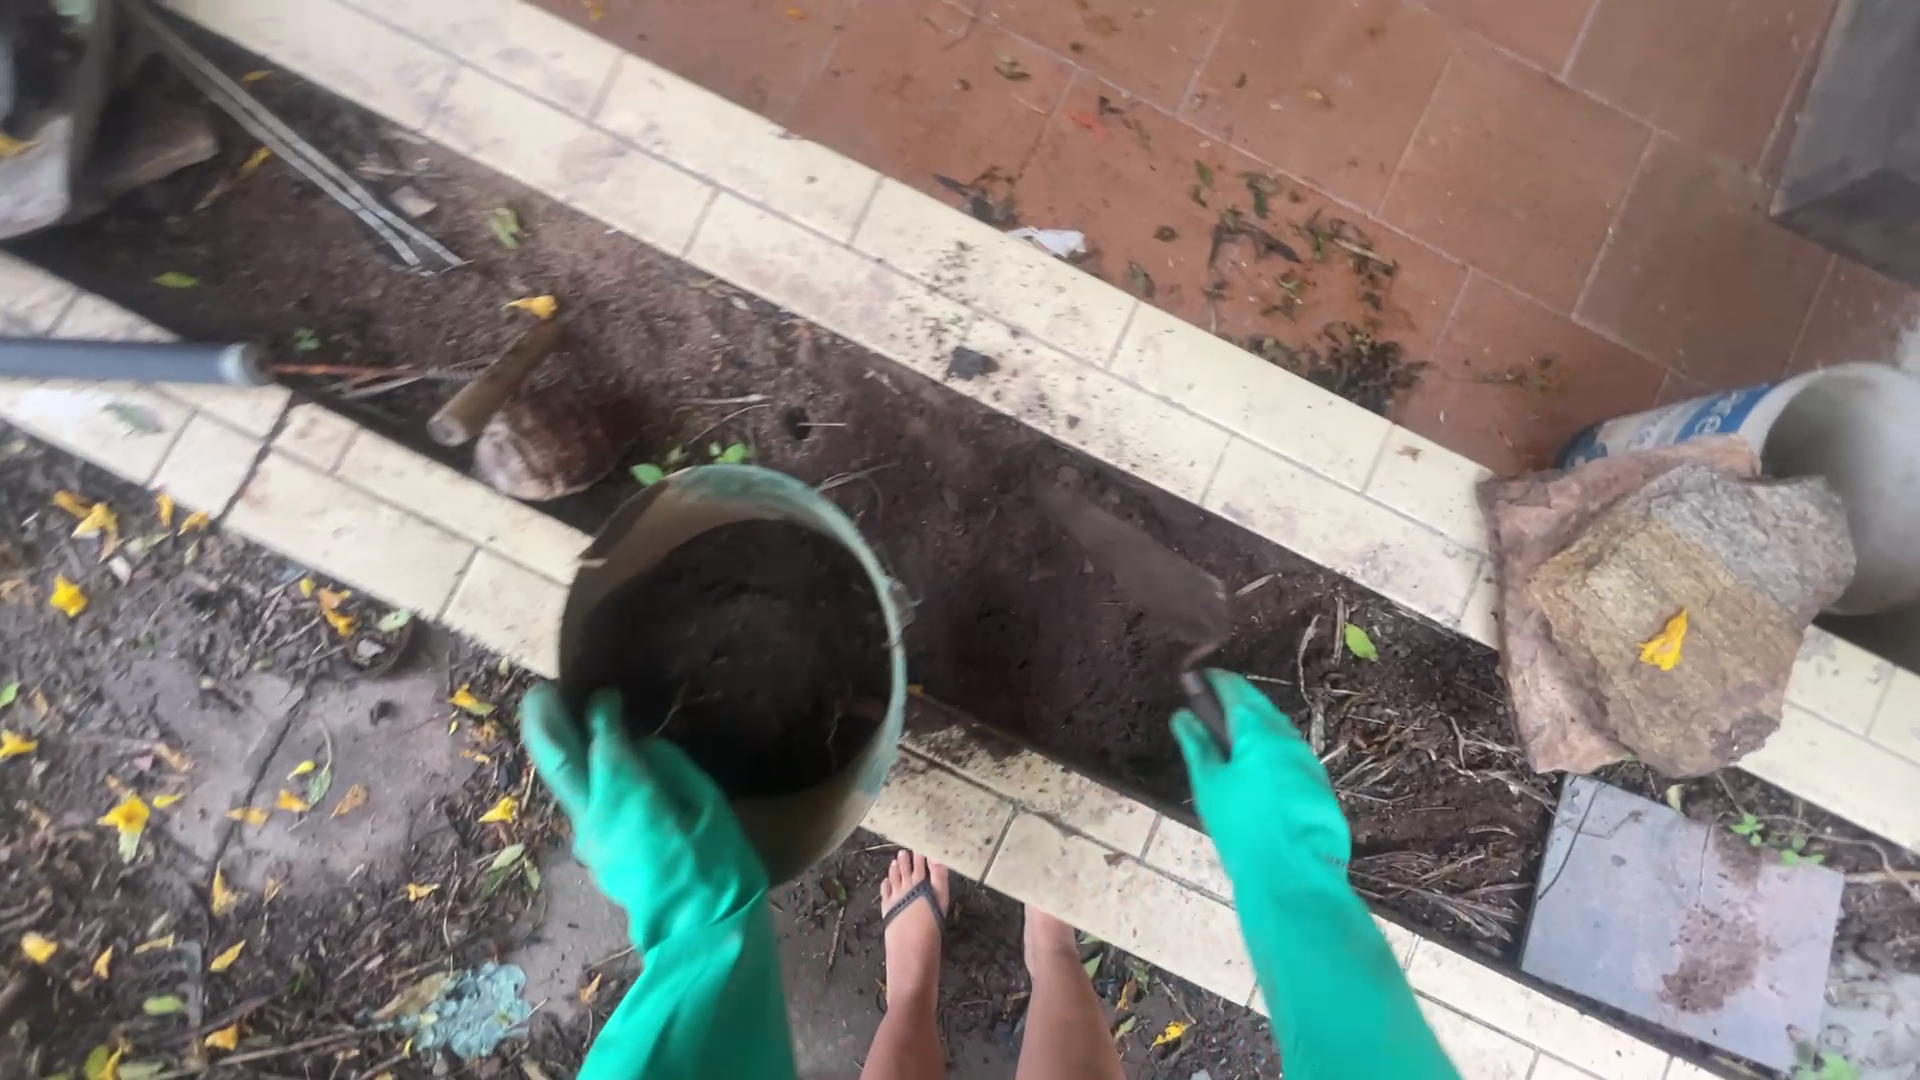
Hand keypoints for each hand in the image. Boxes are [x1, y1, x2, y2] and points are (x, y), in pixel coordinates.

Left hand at [520, 683, 767, 949]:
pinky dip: (579, 775)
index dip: (602, 715)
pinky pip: (584, 803)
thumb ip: (671, 768)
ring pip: (566, 785)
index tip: (605, 693)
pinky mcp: (596, 854)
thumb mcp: (709, 805)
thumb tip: (642, 746)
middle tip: (538, 691)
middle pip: (561, 764)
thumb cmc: (717, 864)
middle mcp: (597, 818)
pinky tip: (588, 762)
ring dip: (555, 748)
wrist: (701, 931)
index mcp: (629, 800)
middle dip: (546, 724)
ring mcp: (591, 841)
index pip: (605, 746)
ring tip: (553, 714)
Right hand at [1170, 671, 1351, 880]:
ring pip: (1277, 731)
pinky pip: (1289, 755)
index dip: (1214, 679)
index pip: (1235, 689)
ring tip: (1229, 735)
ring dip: (1253, 724)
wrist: (1295, 881)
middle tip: (1208, 704)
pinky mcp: (1319, 788)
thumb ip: (1197, 745)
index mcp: (1258, 732)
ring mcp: (1309, 763)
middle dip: (1233, 699)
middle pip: (1259, 706)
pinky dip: (1269, 749)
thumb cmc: (1242, 828)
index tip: (1196, 678)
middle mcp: (1288, 739)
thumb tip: (1183, 714)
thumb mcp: (1209, 785)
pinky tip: (1256, 768)